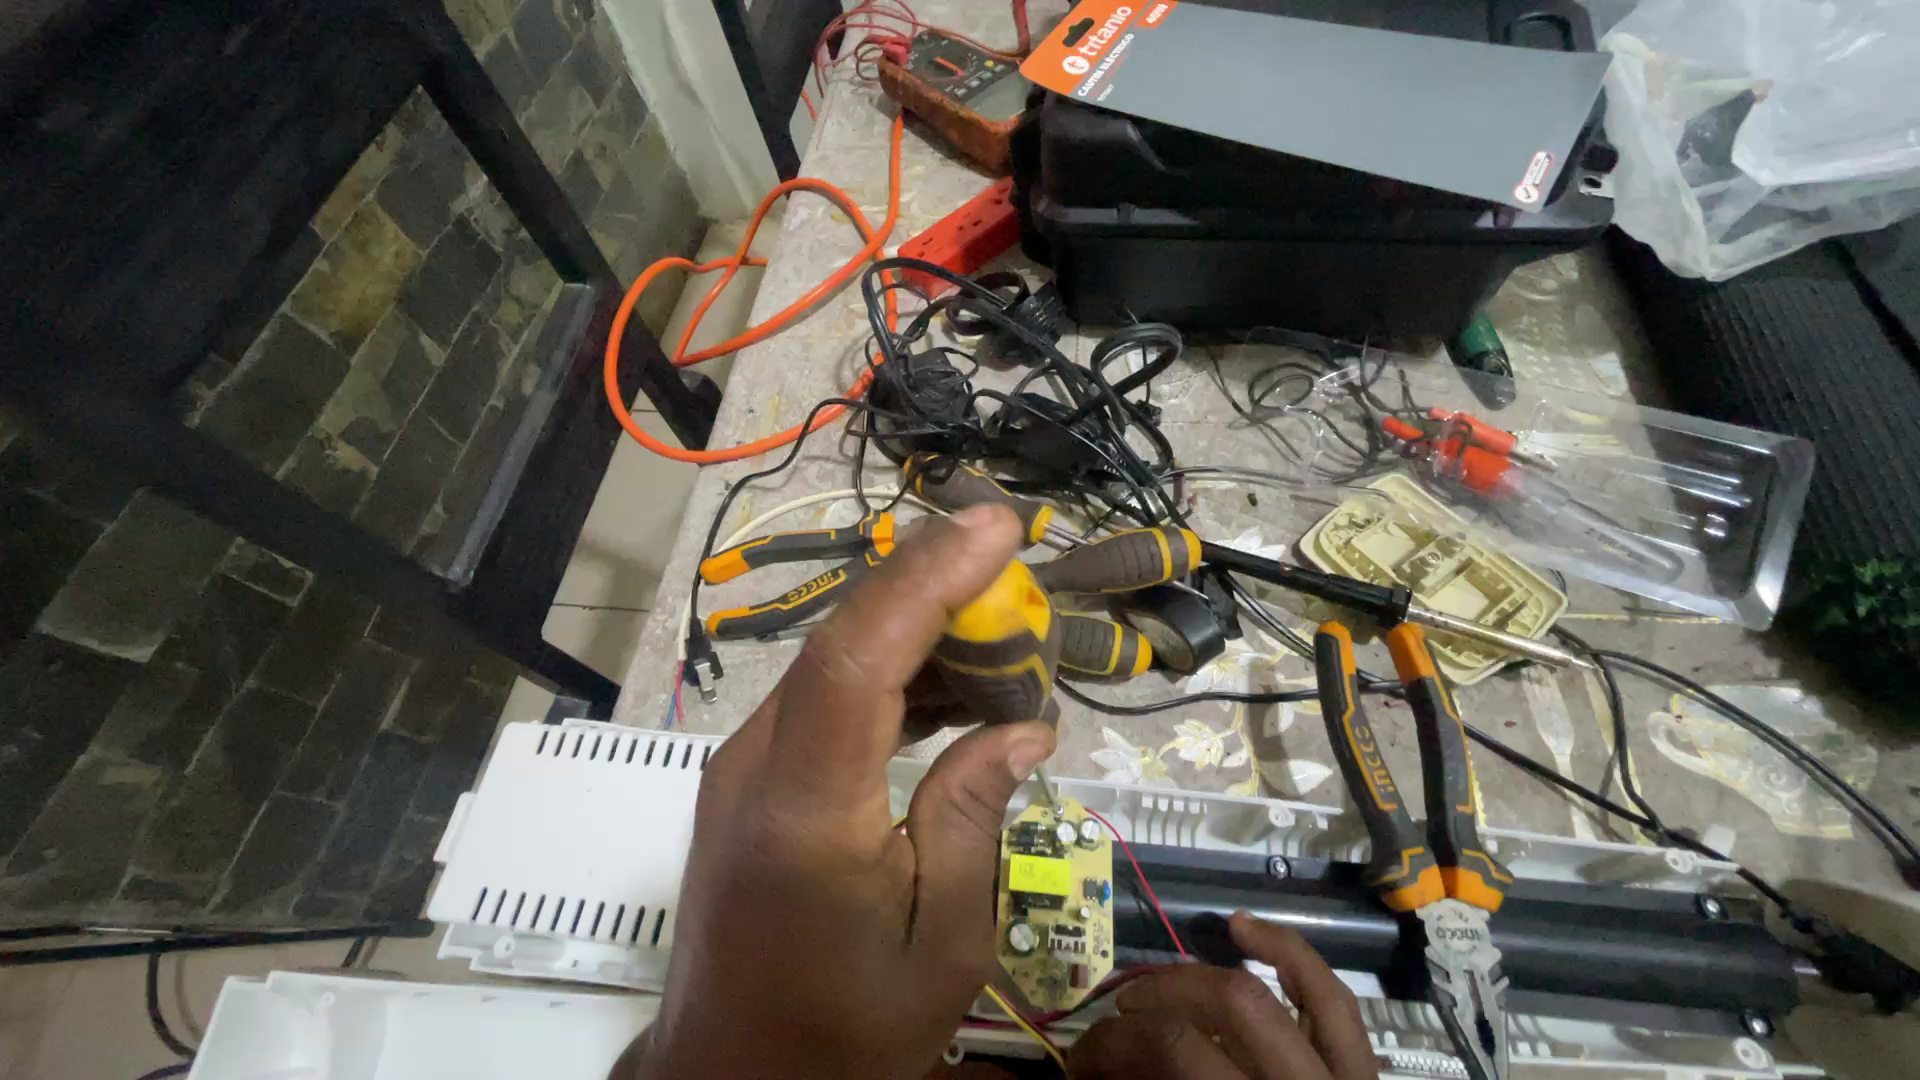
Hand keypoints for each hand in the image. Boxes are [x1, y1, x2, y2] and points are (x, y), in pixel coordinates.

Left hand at [617, 505, 1056, 1079]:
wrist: (733, 1076)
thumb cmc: (845, 1027)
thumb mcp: (945, 941)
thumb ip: (975, 815)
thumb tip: (1021, 726)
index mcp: (806, 812)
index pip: (857, 656)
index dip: (927, 577)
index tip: (998, 528)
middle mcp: (759, 764)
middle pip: (846, 639)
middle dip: (938, 588)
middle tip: (1022, 578)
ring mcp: (748, 762)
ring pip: (839, 658)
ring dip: (923, 631)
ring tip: (1006, 635)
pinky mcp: (756, 772)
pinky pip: (831, 697)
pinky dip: (896, 675)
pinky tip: (956, 687)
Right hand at [1069, 912, 1376, 1079]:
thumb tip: (1097, 1068)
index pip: (1175, 1049)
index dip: (1114, 1045)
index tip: (1079, 1059)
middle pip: (1223, 1008)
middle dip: (1156, 1001)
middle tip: (1120, 1017)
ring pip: (1273, 993)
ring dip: (1206, 974)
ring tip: (1160, 976)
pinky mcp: (1362, 1074)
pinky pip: (1332, 1000)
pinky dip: (1288, 952)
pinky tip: (1242, 928)